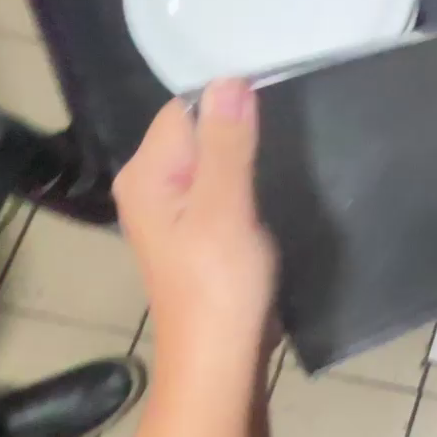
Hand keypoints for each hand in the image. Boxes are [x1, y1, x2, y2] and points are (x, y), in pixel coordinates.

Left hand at [113, 80, 278, 356]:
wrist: (221, 356)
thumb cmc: (221, 283)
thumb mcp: (226, 208)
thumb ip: (228, 145)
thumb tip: (231, 81)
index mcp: (146, 174)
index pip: (185, 110)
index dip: (228, 104)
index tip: (276, 110)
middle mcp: (151, 186)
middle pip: (199, 134)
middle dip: (241, 132)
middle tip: (289, 140)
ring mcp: (175, 212)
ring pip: (215, 163)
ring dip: (248, 162)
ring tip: (286, 165)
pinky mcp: (200, 233)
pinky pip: (222, 190)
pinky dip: (248, 187)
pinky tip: (272, 197)